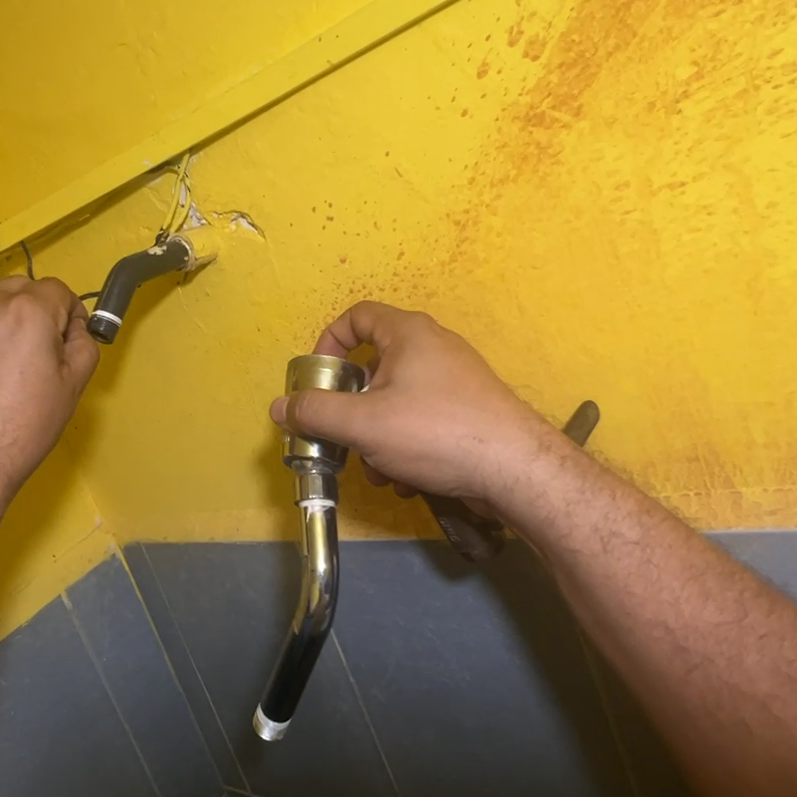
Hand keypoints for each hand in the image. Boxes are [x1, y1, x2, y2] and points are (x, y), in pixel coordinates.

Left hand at [0, 277, 99, 510]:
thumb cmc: (23, 426)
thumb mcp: (72, 386)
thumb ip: (83, 345)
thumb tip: (74, 331)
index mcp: (27, 310)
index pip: (59, 290)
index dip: (71, 315)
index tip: (70, 344)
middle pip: (24, 289)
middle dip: (40, 310)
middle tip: (44, 354)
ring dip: (11, 320)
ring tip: (14, 367)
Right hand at [270, 301, 558, 511]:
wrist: (516, 469)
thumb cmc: (434, 431)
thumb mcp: (364, 423)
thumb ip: (316, 413)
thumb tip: (279, 407)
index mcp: (408, 334)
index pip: (358, 316)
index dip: (329, 342)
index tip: (318, 379)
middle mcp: (433, 347)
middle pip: (373, 367)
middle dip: (352, 409)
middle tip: (343, 436)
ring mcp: (454, 380)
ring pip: (395, 401)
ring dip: (377, 437)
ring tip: (380, 471)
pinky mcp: (468, 411)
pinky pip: (421, 420)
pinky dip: (406, 446)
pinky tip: (408, 480)